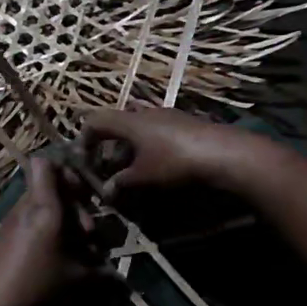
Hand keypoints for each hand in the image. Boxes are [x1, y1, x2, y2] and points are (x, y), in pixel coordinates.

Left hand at [0, 158, 100, 305]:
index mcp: (45, 207)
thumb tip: (116, 275)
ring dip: (62, 219)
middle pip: (50, 186)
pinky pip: (32, 221)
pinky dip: (48, 231)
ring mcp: (14, 221)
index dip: (67, 172)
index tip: (85, 195)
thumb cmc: (36, 284)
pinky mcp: (7, 236)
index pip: (46, 164)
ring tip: (77, 248)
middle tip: (87, 232)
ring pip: (42, 205)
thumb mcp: (75, 279)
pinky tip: (58, 257)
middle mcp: (27, 207)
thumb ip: (98, 272)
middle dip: (74, 204)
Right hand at [83, 108, 292, 198]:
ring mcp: (167, 115)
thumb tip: (105, 193)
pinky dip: (149, 146)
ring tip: (133, 170)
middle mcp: (146, 113)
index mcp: (130, 121)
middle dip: (110, 146)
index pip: (95, 122)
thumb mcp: (143, 176)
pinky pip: (157, 132)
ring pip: (139, 128)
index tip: (84, 160)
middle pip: (118, 124)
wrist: (222, 152)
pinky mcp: (185, 123)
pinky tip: (159, 165)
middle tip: (109, 168)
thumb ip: (121, 183)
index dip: (85, 140)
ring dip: (131, 147)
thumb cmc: (174, 162)